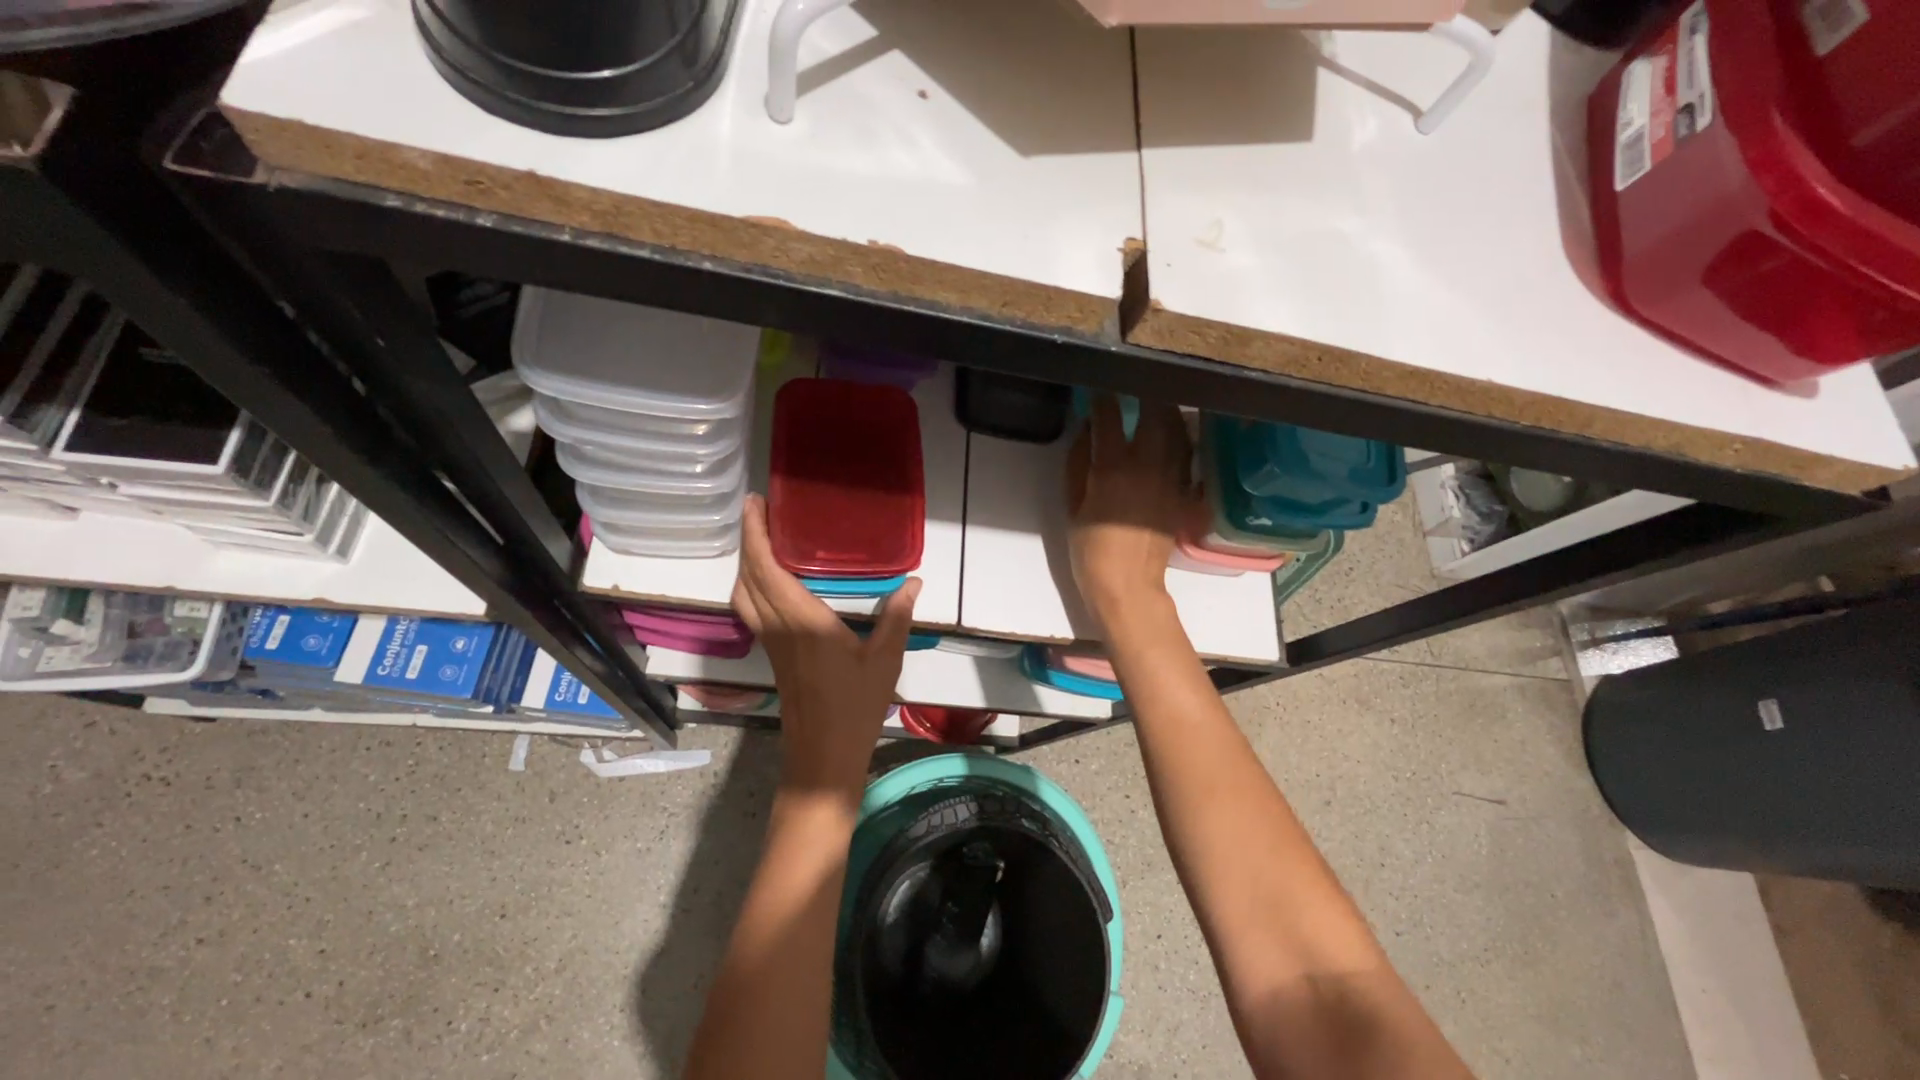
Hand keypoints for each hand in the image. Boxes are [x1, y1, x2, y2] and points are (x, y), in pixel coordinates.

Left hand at [731, 494, 921, 797]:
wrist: (823, 756)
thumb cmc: (855, 707)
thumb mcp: (885, 660)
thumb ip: (896, 617)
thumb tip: (913, 582)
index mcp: (801, 621)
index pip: (766, 569)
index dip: (756, 534)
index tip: (756, 505)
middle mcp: (777, 627)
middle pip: (747, 578)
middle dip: (749, 541)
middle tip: (760, 513)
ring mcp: (771, 643)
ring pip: (743, 596)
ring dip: (746, 565)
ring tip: (765, 542)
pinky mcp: (773, 656)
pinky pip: (752, 611)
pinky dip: (753, 587)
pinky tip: (774, 584)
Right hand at [1066, 395, 1194, 630]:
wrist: (1128, 585)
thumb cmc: (1091, 549)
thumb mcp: (1073, 505)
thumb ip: (1078, 463)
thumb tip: (1087, 430)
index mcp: (1112, 467)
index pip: (1109, 416)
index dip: (1103, 397)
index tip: (1098, 387)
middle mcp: (1147, 464)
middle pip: (1155, 413)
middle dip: (1146, 393)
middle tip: (1137, 384)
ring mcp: (1171, 477)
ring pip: (1178, 430)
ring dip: (1168, 411)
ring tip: (1157, 400)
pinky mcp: (1185, 492)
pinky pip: (1188, 454)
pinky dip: (1181, 437)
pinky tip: (1175, 432)